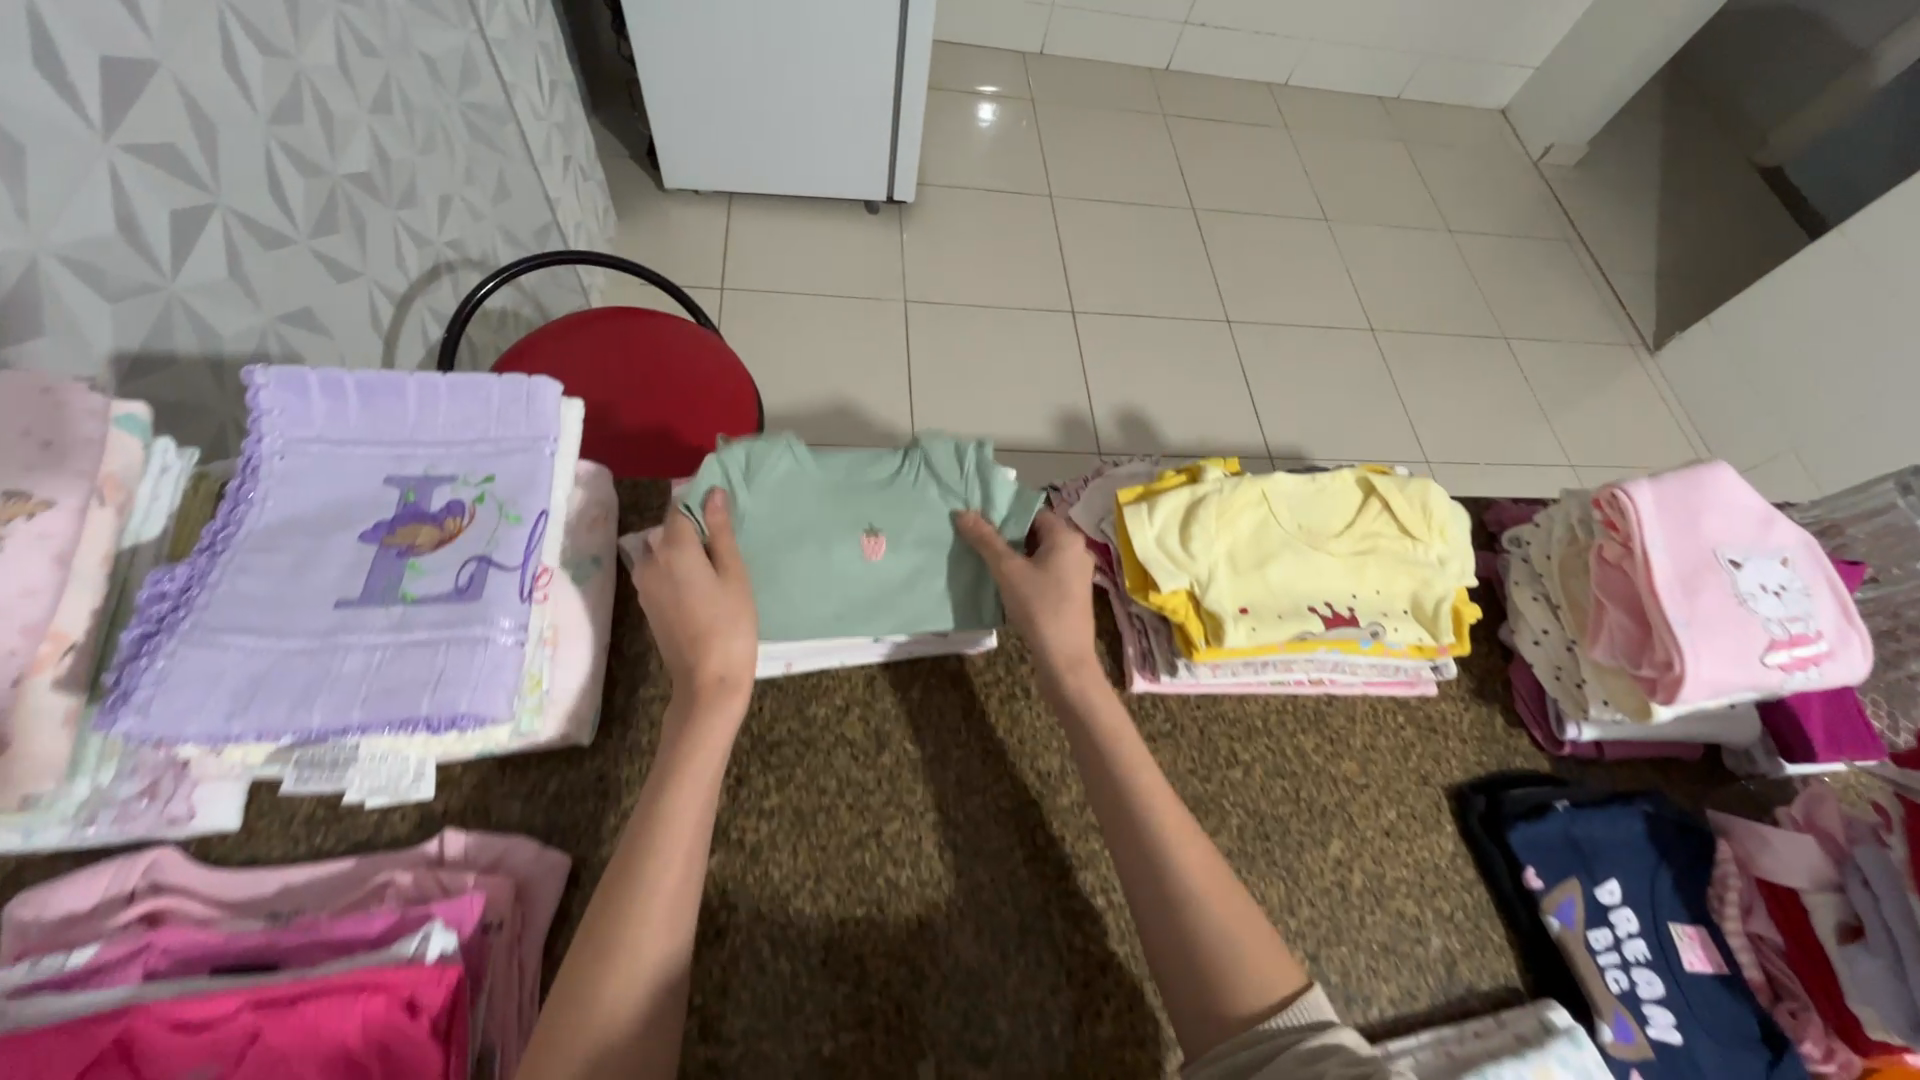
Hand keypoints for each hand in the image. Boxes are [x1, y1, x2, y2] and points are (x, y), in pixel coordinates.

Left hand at [631, 489, 757, 716]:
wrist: (707, 679)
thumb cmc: (731, 624)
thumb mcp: (734, 574)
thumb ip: (720, 532)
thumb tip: (713, 494)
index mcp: (673, 548)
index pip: (680, 507)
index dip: (699, 500)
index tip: (721, 505)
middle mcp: (650, 560)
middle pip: (668, 529)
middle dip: (692, 527)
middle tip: (725, 542)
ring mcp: (644, 583)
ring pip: (661, 551)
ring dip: (683, 550)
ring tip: (714, 565)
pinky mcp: (647, 603)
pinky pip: (659, 571)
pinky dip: (677, 569)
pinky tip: (701, 585)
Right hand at [955, 510, 1100, 685]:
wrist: (1065, 658)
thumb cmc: (1038, 607)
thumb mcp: (1007, 570)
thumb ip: (985, 539)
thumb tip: (962, 512)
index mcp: (1067, 537)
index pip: (1034, 513)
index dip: (1007, 516)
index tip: (982, 524)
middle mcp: (1078, 549)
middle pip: (1038, 533)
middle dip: (1010, 538)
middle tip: (981, 544)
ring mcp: (1079, 573)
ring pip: (1043, 555)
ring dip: (1018, 557)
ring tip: (991, 564)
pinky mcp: (1075, 593)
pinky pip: (1049, 572)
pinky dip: (1030, 573)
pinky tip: (1010, 585)